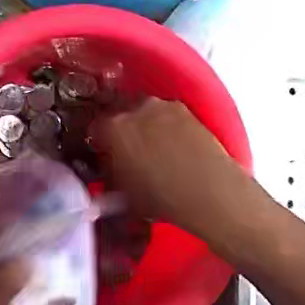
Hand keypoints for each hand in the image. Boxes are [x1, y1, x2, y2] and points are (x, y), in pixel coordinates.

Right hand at [93, 98, 256, 238]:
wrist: (209, 190)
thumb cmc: (161, 197)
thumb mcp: (125, 195)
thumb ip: (111, 177)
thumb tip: (111, 171)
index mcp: (114, 128)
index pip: (95, 128)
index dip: (99, 142)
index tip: (103, 154)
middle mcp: (137, 108)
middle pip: (122, 115)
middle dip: (123, 130)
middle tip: (128, 152)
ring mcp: (166, 106)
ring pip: (147, 113)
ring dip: (147, 126)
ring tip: (155, 150)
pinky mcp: (189, 111)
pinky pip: (169, 117)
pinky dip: (168, 128)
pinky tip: (175, 148)